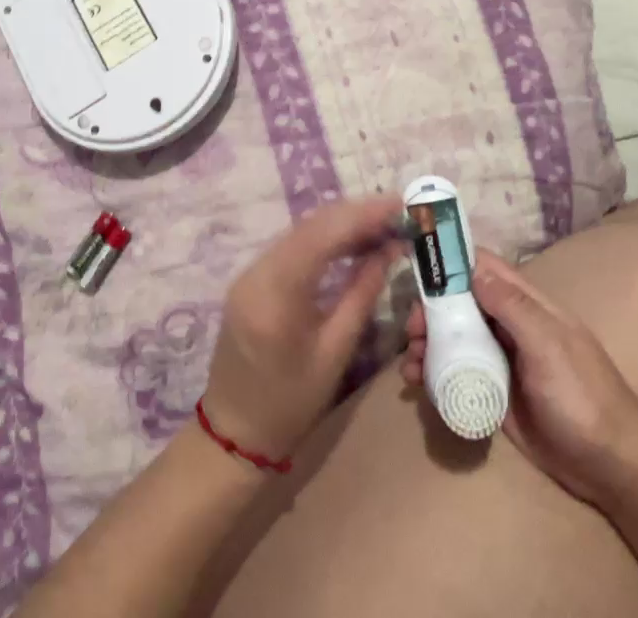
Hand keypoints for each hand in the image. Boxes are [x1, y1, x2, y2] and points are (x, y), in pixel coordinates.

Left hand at [200, 197, 405, 462]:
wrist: (235, 432)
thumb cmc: (291, 402)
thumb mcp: (336, 351)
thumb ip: (362, 294)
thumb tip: (389, 250)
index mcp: (276, 293)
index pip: (322, 234)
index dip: (363, 214)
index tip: (401, 204)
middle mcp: (256, 273)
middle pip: (309, 227)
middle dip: (356, 214)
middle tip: (399, 213)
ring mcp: (248, 275)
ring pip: (299, 233)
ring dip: (341, 225)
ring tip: (384, 225)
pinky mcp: (249, 282)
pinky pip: (290, 249)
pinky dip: (322, 240)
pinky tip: (351, 244)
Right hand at [401, 250, 637, 506]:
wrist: (609, 466)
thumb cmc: (583, 398)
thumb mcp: (550, 347)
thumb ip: (514, 308)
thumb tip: (474, 270)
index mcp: (530, 307)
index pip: (487, 269)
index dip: (453, 261)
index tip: (417, 265)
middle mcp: (511, 329)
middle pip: (462, 304)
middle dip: (431, 309)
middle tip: (410, 329)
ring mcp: (501, 362)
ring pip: (454, 339)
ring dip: (427, 342)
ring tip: (408, 361)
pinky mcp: (492, 394)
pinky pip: (456, 374)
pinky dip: (432, 373)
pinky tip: (416, 382)